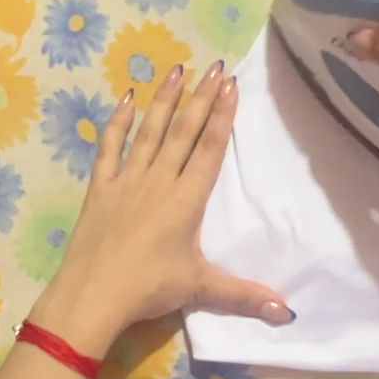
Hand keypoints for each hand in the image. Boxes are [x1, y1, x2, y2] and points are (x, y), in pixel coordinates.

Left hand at [28, 60, 292, 354]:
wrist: (91, 296)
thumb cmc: (148, 289)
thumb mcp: (199, 288)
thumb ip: (244, 295)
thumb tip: (287, 312)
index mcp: (186, 200)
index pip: (210, 149)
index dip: (223, 116)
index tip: (231, 85)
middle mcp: (158, 181)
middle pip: (184, 132)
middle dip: (201, 98)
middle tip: (214, 66)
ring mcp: (126, 180)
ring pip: (150, 132)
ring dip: (165, 100)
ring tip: (177, 69)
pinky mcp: (99, 188)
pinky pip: (110, 148)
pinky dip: (118, 123)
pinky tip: (125, 99)